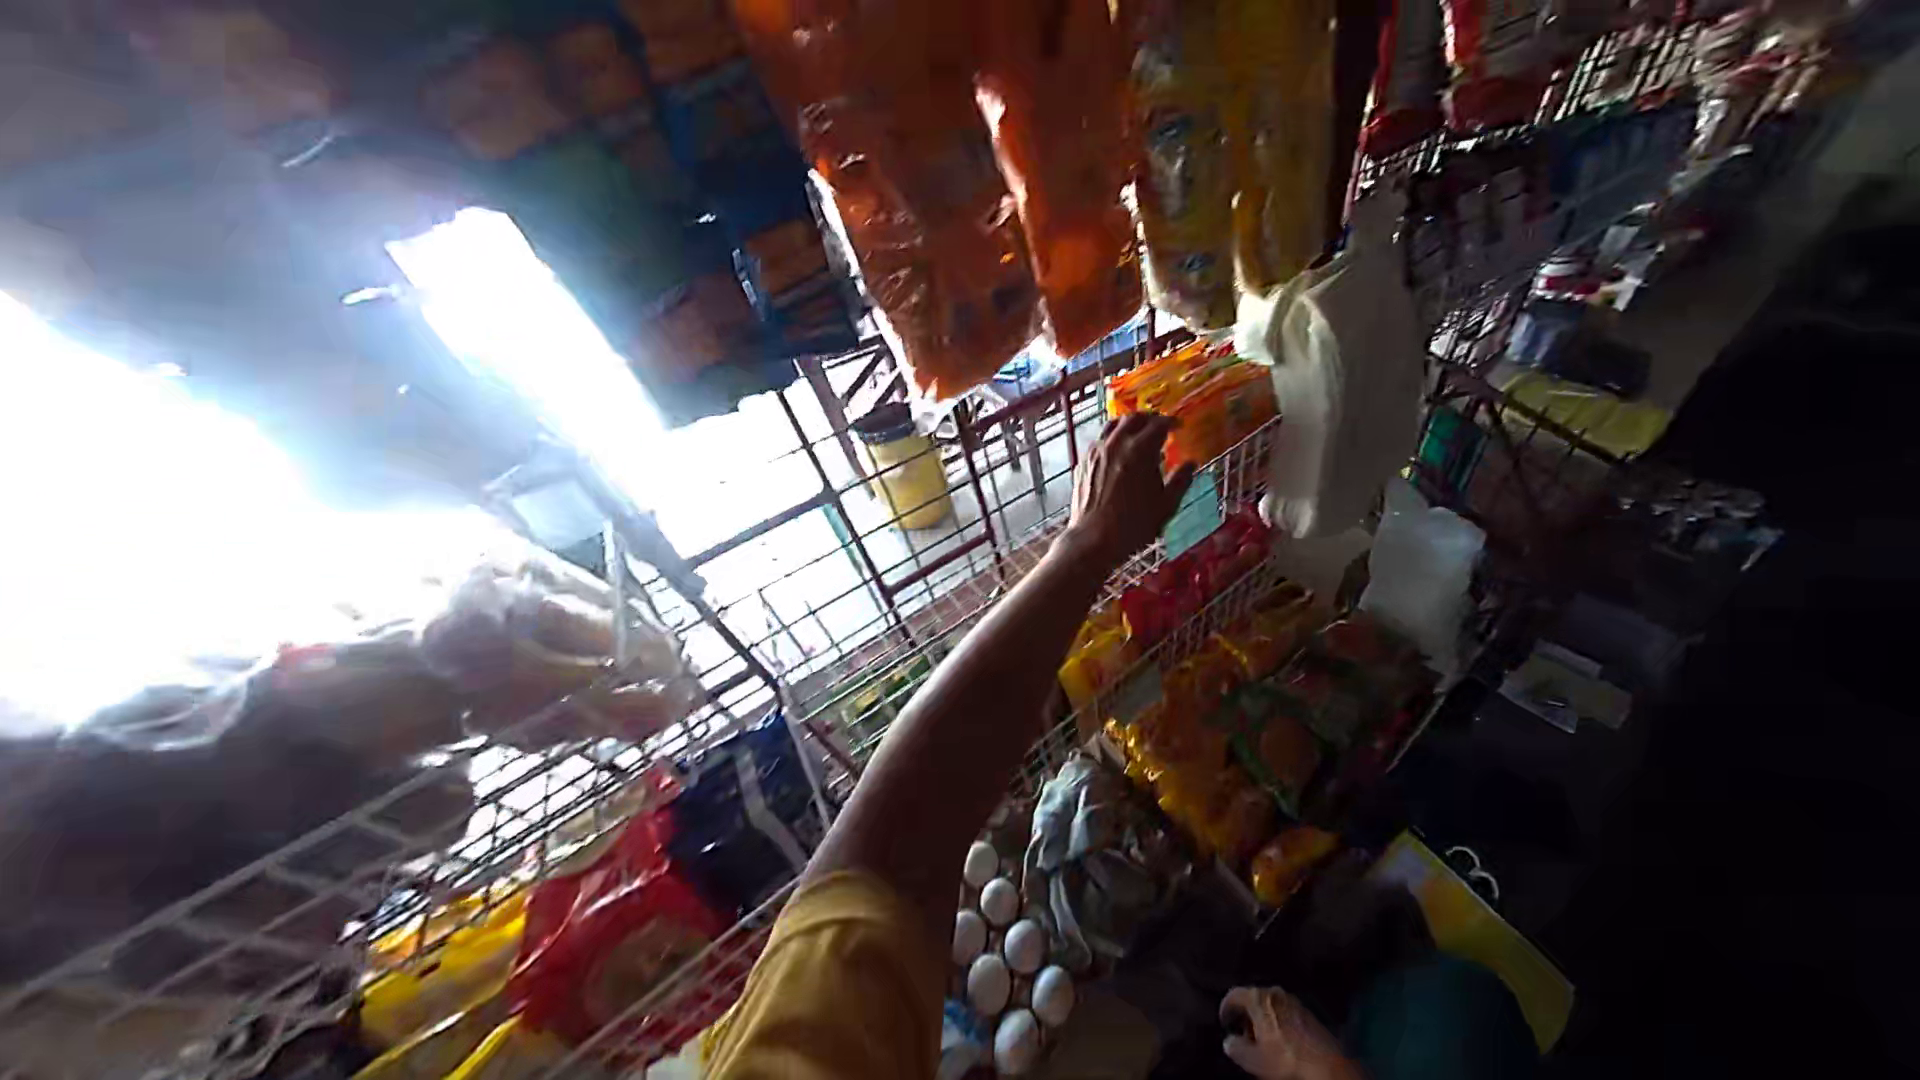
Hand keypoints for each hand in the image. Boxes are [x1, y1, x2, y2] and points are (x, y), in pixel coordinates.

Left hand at [1063, 412, 1196, 569]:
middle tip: (1159, 427)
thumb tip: (1191, 463)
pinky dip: (1111, 439)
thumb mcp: (1165, 506)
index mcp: (1139, 451)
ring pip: (1112, 425)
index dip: (1172, 422)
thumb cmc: (1133, 526)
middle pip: (1133, 418)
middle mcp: (1115, 444)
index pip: (1158, 424)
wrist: (1092, 540)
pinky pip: (1098, 441)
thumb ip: (1180, 481)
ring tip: (1137, 434)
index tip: (1179, 426)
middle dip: (1150, 419)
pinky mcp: (1082, 463)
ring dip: (1128, 425)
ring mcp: (1095, 452)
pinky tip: (1117, 452)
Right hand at [1219, 986, 1362, 1079]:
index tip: (1225, 1023)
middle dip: (1246, 1015)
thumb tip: (1229, 1041)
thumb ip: (1235, 1047)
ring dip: (1263, 1020)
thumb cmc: (1286, 1059)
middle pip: (1252, 999)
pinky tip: (1282, 1042)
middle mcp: (1275, 992)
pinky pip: (1285, 1013)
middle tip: (1243, 1034)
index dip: (1226, 1009)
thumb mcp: (1253, 1059)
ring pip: (1270, 1006)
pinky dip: (1279, 1023)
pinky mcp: (1309, 1014)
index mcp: (1258, 997)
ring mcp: (1294, 1002)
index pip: (1233, 995)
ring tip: (1263, 1041)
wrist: (1329, 1067)